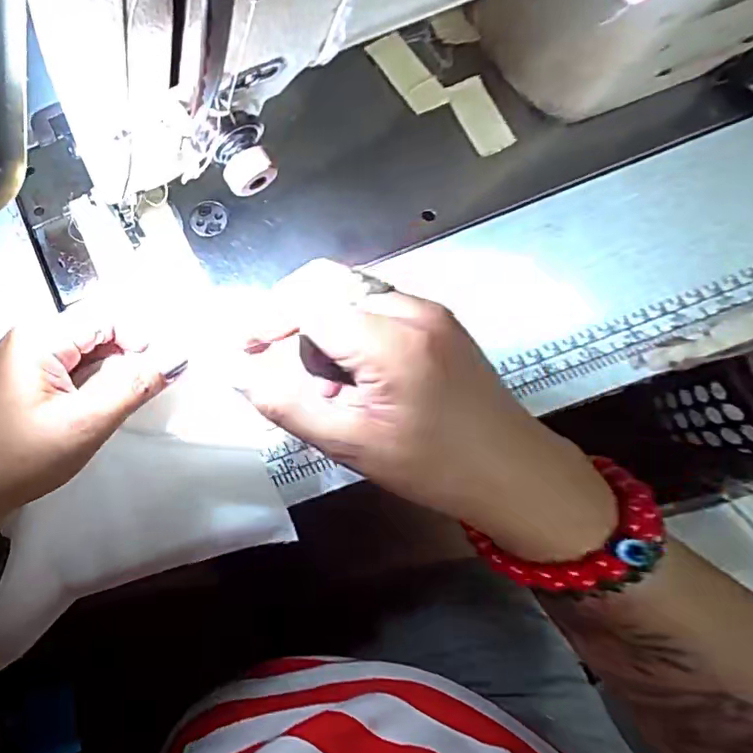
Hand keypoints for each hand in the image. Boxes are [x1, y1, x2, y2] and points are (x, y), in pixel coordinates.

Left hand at [0, 306, 176, 562]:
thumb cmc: (20, 459)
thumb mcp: (85, 424)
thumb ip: (134, 386)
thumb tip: (178, 357)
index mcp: (39, 337)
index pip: (106, 314)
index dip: (139, 338)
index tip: (155, 372)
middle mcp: (33, 338)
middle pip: (98, 329)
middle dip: (127, 356)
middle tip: (140, 393)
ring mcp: (30, 359)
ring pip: (91, 350)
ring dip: (113, 373)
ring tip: (118, 405)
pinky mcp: (32, 379)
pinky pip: (77, 368)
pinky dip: (97, 384)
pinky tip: (100, 408)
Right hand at [235, 261, 614, 561]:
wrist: (514, 471)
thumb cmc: (432, 466)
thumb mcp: (350, 444)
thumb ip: (287, 405)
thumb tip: (238, 374)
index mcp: (392, 340)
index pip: (307, 302)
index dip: (267, 321)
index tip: (244, 349)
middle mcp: (411, 308)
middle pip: (326, 281)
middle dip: (286, 311)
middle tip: (267, 352)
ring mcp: (428, 309)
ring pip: (347, 289)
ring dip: (316, 319)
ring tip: (315, 375)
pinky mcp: (436, 318)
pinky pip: (372, 303)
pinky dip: (344, 324)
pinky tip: (347, 368)